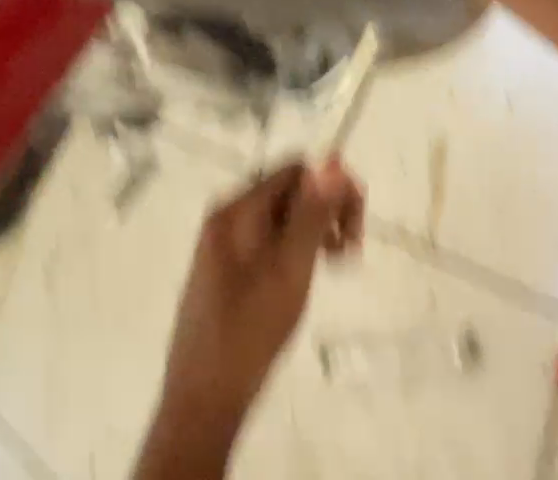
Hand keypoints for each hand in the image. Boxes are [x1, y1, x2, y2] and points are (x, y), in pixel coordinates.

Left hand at [161, 159, 364, 424]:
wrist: (203, 398)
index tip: (354, 228)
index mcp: (236, 210)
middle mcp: (227, 217)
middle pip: (291, 189)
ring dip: (318, 230)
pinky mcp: (228, 268)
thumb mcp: (291, 267)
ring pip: (285, 216)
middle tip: (351, 249)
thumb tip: (333, 159)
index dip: (333, 189)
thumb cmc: (250, 330)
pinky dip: (298, 248)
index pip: (297, 170)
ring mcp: (224, 243)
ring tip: (338, 264)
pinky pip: (271, 239)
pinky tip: (310, 274)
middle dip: (328, 210)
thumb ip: (313, 212)